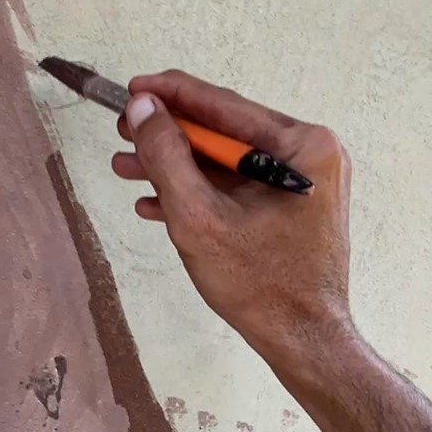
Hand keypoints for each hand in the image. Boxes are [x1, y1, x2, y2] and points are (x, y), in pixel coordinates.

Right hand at [112, 70, 356, 374]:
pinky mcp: (290, 212)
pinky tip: (156, 204)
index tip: (132, 89)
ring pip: (226, 166)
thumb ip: (167, 157)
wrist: (302, 342)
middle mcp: (309, 157)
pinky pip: (238, 191)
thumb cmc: (259, 286)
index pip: (224, 106)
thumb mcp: (199, 217)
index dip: (172, 96)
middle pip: (224, 135)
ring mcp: (301, 186)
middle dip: (168, 138)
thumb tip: (141, 108)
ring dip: (176, 170)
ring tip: (127, 169)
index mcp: (303, 146)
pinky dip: (200, 196)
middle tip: (122, 134)